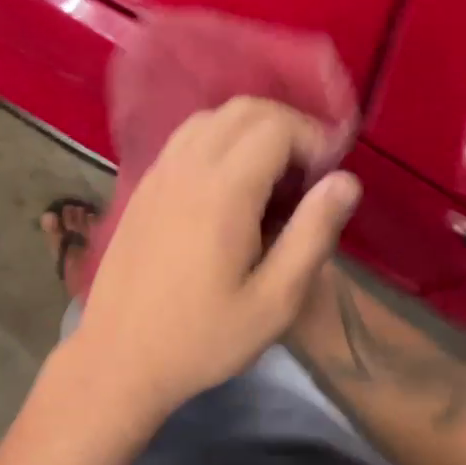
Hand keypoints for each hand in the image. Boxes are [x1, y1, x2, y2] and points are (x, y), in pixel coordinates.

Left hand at [65, 96, 361, 413]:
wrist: (118, 356)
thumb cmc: (203, 337)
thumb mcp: (274, 302)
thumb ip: (312, 235)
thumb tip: (346, 180)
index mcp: (222, 190)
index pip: (276, 126)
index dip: (313, 139)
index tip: (328, 178)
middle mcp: (188, 165)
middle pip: (244, 109)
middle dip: (286, 125)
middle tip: (309, 171)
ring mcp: (160, 170)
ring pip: (212, 116)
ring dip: (251, 128)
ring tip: (274, 174)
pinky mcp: (144, 183)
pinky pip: (186, 136)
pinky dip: (219, 137)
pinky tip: (230, 182)